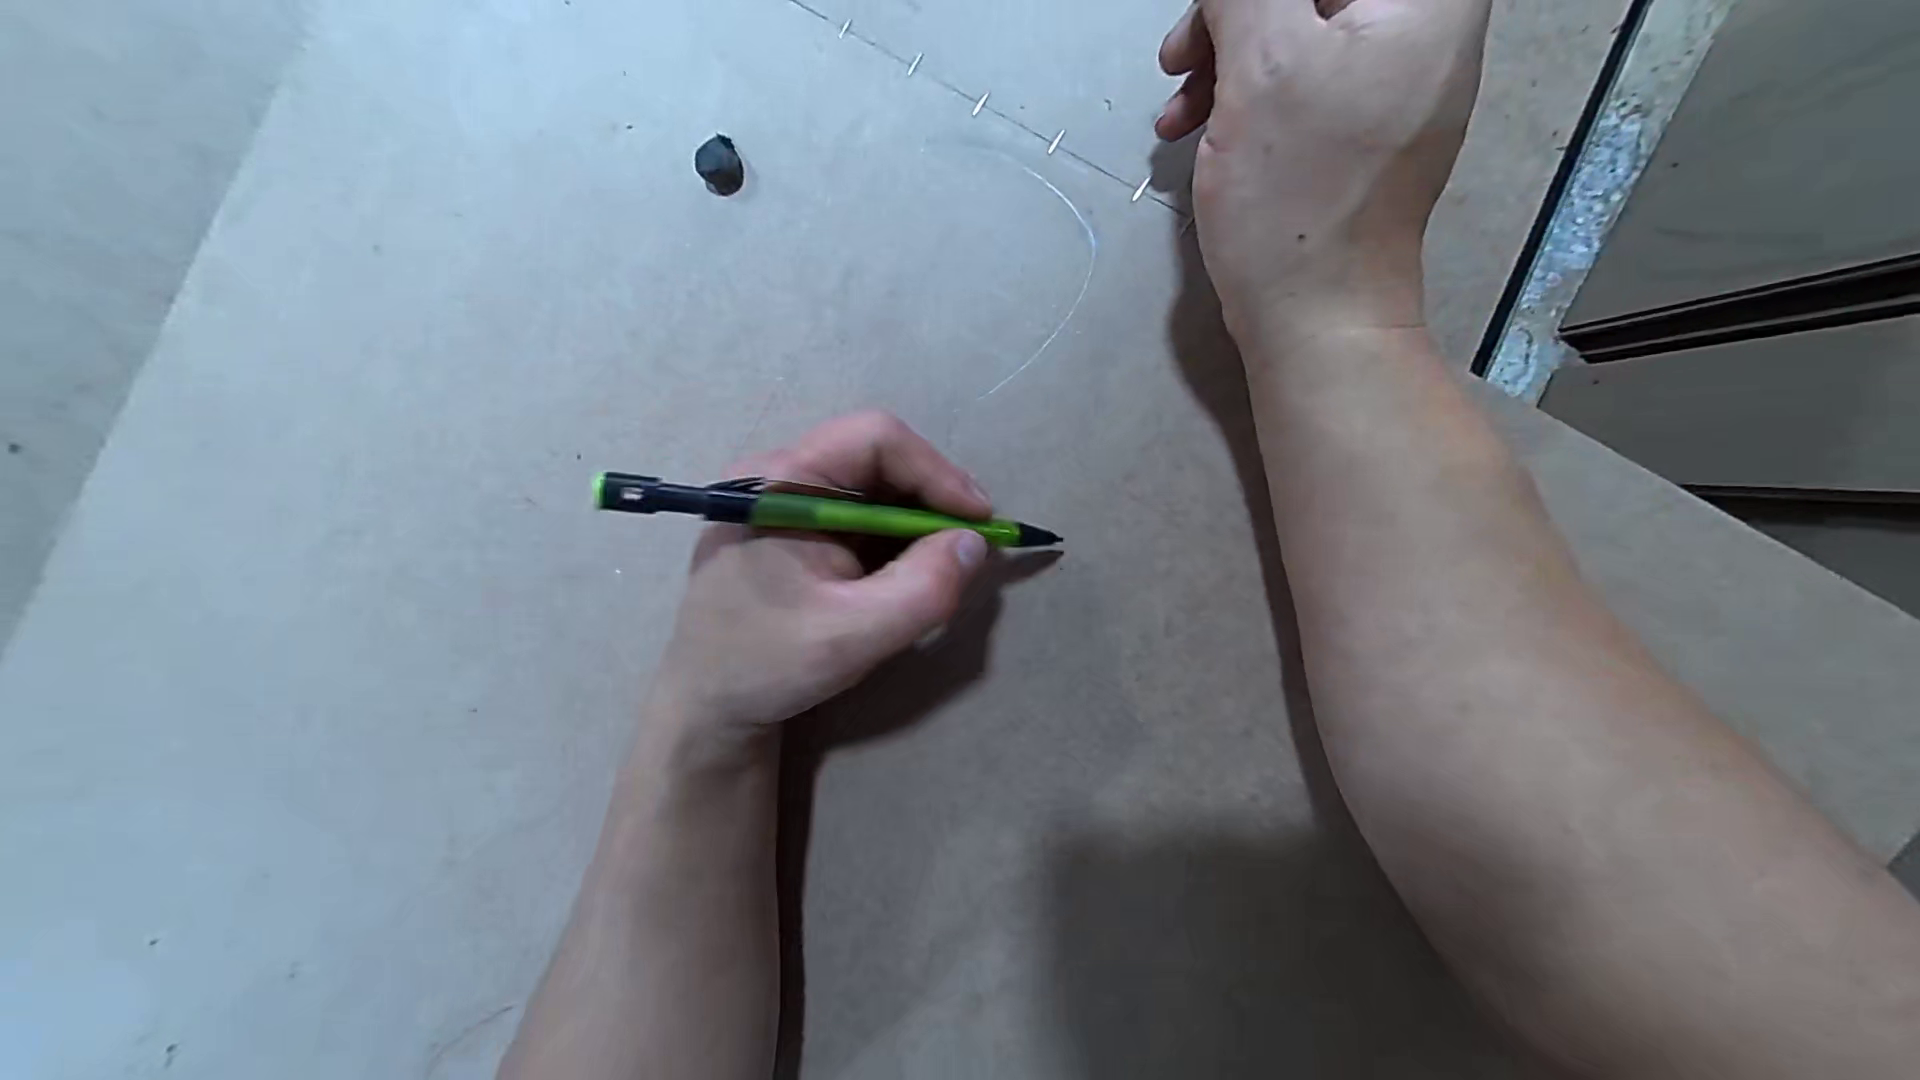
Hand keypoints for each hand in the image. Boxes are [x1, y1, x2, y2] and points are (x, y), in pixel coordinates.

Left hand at [647, 412, 992, 749]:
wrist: (709, 704)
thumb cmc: (764, 667)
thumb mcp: (851, 637)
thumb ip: (922, 590)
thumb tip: (975, 543)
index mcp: (779, 483)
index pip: (873, 440)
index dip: (936, 471)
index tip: (978, 518)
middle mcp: (781, 478)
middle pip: (877, 457)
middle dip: (933, 496)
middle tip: (972, 539)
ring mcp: (788, 502)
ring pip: (875, 485)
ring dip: (919, 518)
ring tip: (946, 560)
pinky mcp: (799, 529)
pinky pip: (863, 514)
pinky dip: (899, 537)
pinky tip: (912, 570)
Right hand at [1156, 0, 1491, 337]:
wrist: (1315, 315)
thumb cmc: (1293, 196)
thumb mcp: (1263, 69)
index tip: (1209, 19)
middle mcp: (1419, 31)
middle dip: (1234, 17)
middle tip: (1178, 57)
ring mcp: (1385, 92)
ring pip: (1296, 41)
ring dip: (1227, 65)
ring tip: (1176, 114)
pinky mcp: (1351, 142)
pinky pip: (1297, 94)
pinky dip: (1245, 106)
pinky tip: (1200, 136)